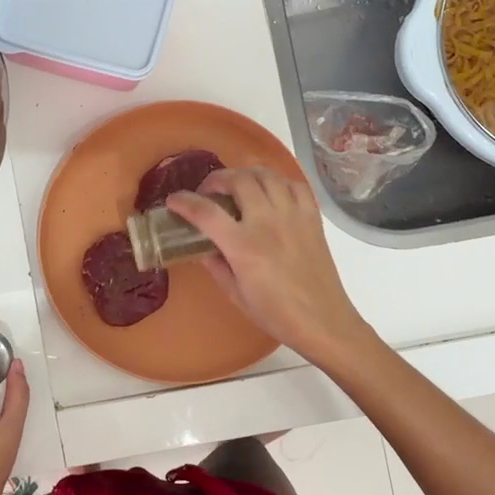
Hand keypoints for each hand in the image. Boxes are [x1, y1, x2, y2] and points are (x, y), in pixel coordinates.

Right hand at [166, 168, 369, 361]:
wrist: (321, 320)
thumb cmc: (275, 314)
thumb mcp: (235, 294)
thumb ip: (216, 266)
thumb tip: (204, 248)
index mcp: (243, 246)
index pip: (206, 212)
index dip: (184, 202)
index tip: (173, 200)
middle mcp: (268, 222)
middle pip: (238, 180)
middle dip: (216, 179)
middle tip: (209, 192)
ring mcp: (293, 215)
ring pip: (267, 174)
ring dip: (246, 174)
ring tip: (238, 186)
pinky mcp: (312, 217)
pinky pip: (294, 184)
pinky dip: (278, 182)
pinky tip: (271, 193)